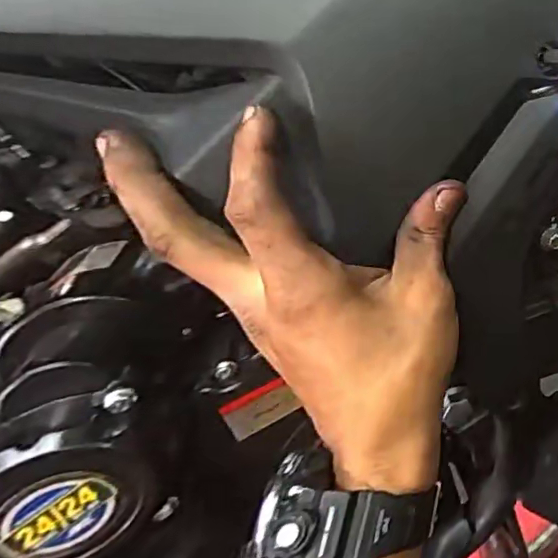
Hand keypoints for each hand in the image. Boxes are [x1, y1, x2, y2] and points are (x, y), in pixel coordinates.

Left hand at [97, 108, 462, 492]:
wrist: (379, 439)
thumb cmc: (400, 373)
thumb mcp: (424, 298)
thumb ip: (425, 237)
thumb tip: (444, 190)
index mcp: (298, 287)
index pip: (257, 210)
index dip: (252, 159)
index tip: (256, 118)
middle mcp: (259, 299)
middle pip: (176, 241)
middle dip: (138, 189)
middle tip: (113, 144)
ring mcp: (253, 316)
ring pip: (186, 258)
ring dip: (157, 211)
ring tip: (145, 172)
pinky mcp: (263, 326)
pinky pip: (213, 272)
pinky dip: (194, 237)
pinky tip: (209, 225)